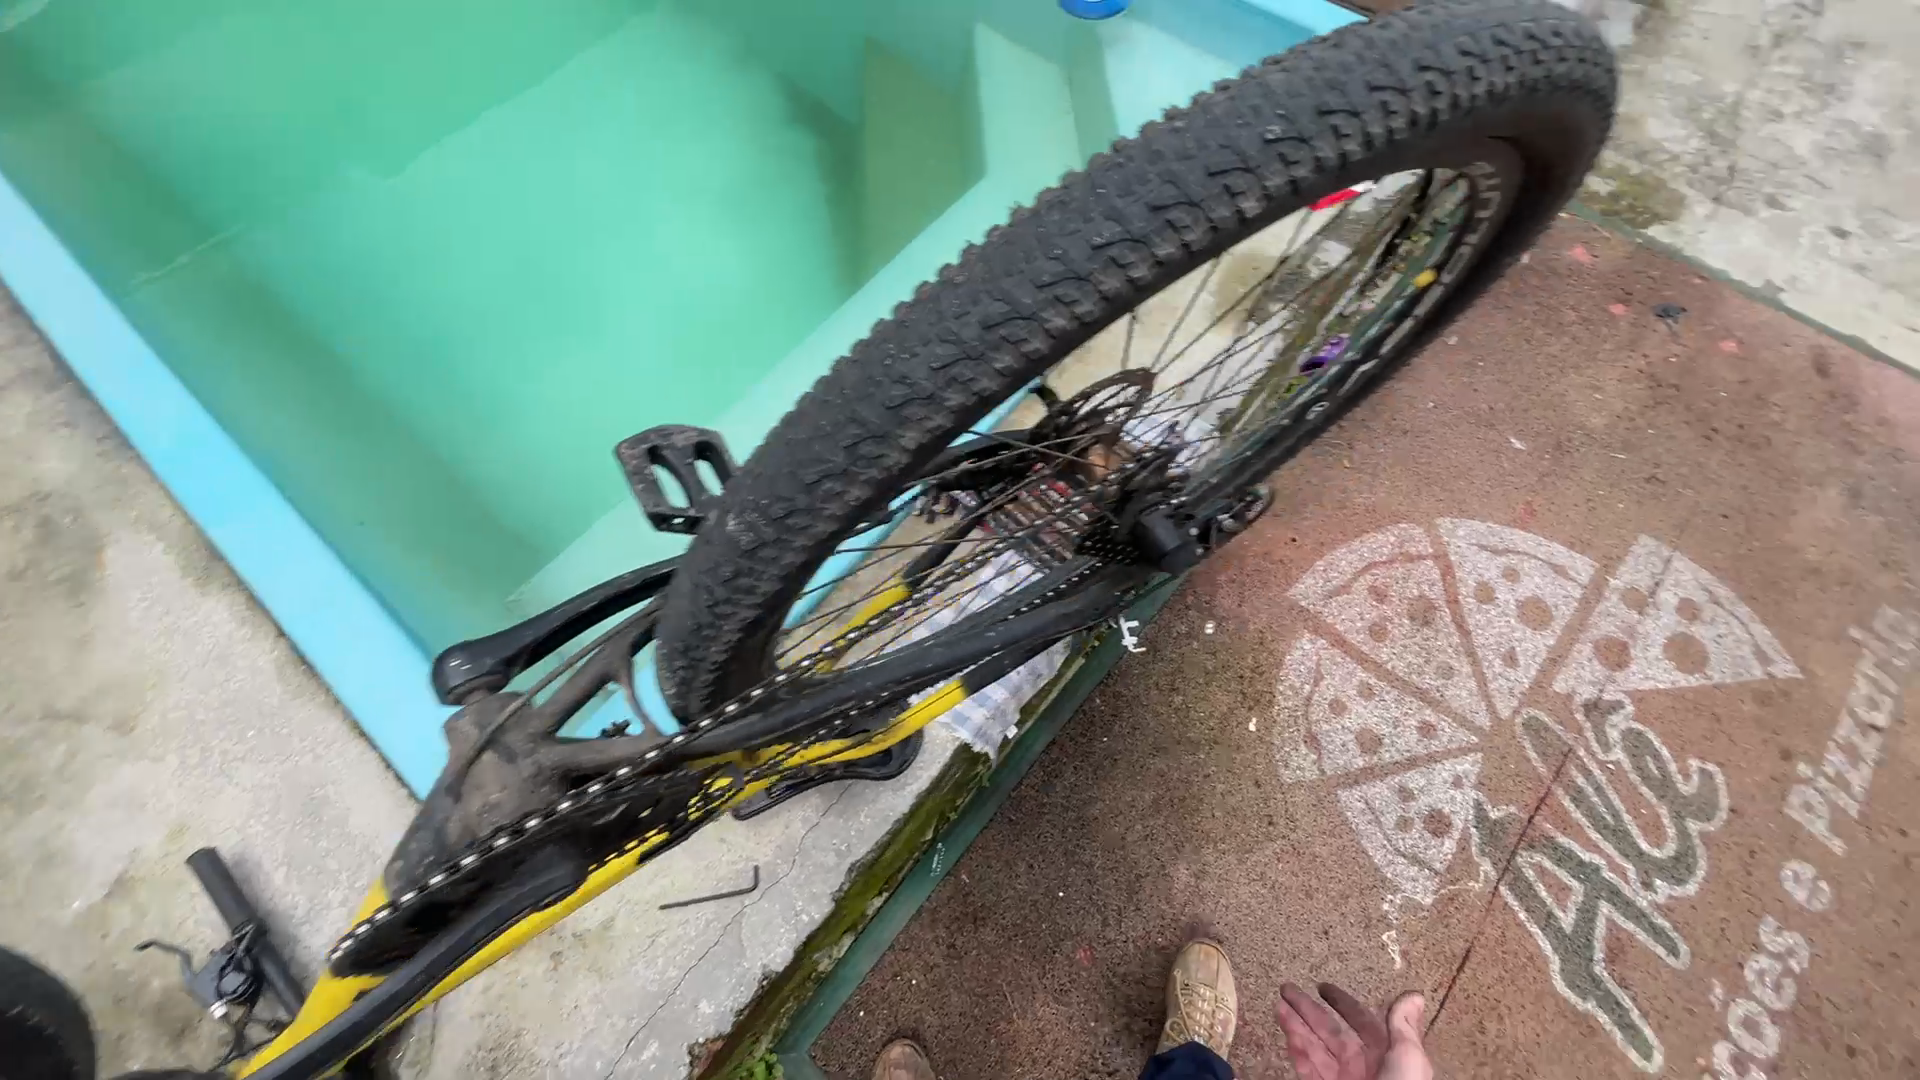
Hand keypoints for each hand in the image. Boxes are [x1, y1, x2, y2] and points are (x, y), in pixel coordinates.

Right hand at [1275, 982, 1432, 1079]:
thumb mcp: (1408, 1063)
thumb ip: (1403, 1030)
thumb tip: (1415, 995)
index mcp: (1386, 1060)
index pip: (1363, 1024)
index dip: (1344, 1004)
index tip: (1322, 987)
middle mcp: (1362, 1070)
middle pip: (1332, 1032)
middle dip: (1309, 1009)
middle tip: (1286, 987)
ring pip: (1314, 1047)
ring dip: (1296, 1024)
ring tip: (1278, 1003)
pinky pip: (1307, 1068)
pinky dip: (1295, 1049)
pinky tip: (1285, 1031)